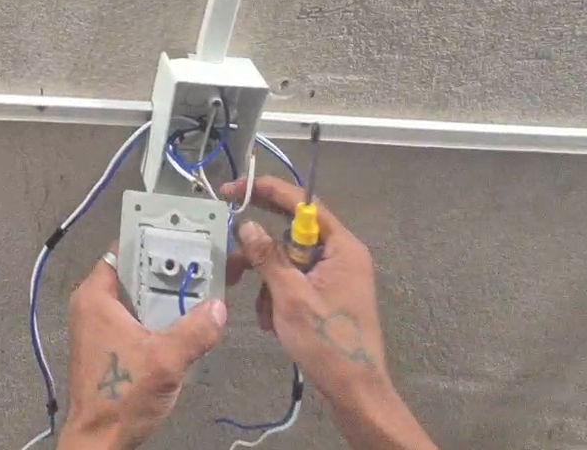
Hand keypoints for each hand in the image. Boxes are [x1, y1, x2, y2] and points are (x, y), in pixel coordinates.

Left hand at [56, 257, 227, 449]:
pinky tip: (179, 324)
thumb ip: (194, 331)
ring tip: (194, 291)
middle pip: (130, 274)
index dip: (151, 242)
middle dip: (162, 272)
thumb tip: (220, 307)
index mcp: (95, 294)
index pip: (122, 251)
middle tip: (196, 266)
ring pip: (132, 298)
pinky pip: (130, 318)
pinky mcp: (102, 345)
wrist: (98, 441)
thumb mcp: (166, 361)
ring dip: (160, 298)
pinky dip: (152, 317)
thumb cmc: (122, 393)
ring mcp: (94, 325)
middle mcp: (90, 303)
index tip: (182, 239)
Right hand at [222, 176, 437, 449]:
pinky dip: (275, 294)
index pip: (302, 203)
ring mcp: (333, 276)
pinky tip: (269, 319)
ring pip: (287, 258)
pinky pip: (292, 279)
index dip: (266, 191)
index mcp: (342, 248)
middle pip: (292, 231)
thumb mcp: (291, 296)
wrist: (356, 396)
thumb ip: (267, 256)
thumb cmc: (328, 342)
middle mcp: (340, 255)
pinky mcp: (325, 296)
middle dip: (260, 244)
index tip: (233, 190)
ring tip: (253, 301)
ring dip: (265, 276)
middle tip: (230, 241)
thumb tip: (246, 225)